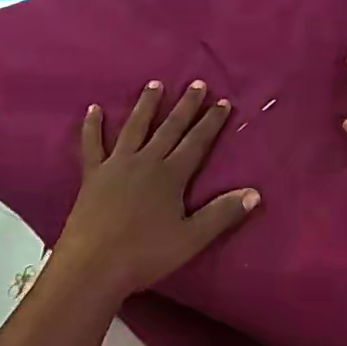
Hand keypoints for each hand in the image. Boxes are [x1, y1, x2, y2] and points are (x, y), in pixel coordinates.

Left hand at [53, 80, 260, 299]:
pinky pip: (92, 144)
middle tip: (196, 82)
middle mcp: (144, 162)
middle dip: (185, 105)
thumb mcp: (191, 239)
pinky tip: (93, 108)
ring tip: (155, 84)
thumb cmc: (145, 254)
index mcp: (170, 176)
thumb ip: (221, 214)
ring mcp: (116, 165)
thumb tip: (254, 192)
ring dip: (146, 105)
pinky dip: (92, 126)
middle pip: (169, 128)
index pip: (196, 143)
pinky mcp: (92, 174)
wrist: (94, 263)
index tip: (222, 102)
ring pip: (134, 127)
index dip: (211, 122)